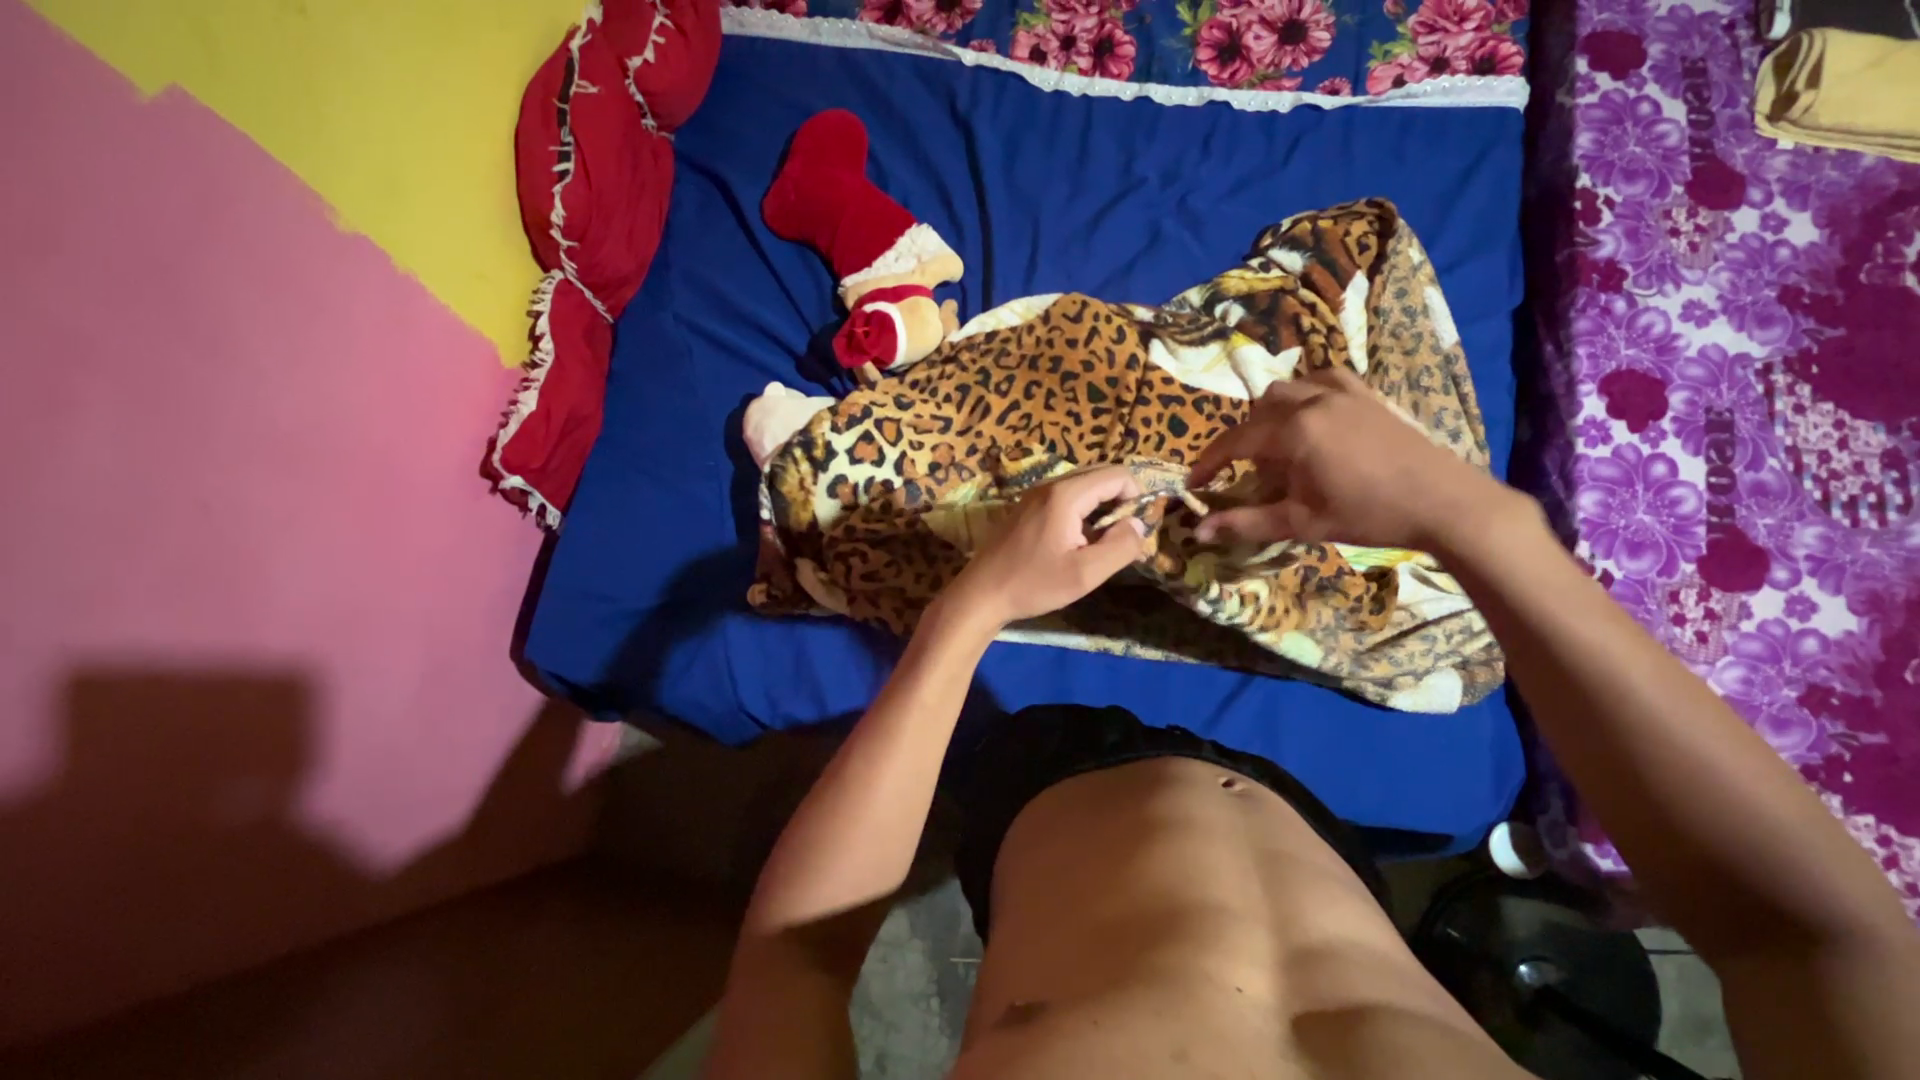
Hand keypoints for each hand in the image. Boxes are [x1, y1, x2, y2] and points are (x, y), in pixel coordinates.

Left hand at [945, 465, 1149, 626]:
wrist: (981, 594)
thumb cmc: (1033, 584)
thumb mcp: (1085, 573)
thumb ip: (1120, 547)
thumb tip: (1140, 525)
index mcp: (1066, 495)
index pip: (1118, 475)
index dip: (1137, 498)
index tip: (1135, 531)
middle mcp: (1050, 485)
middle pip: (1101, 476)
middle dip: (1121, 502)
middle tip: (1120, 539)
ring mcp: (1035, 495)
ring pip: (1084, 488)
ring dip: (1101, 510)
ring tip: (1100, 545)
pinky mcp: (1027, 508)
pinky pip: (1066, 499)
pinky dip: (1081, 514)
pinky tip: (1076, 544)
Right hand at [1189, 367, 1530, 554]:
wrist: (1443, 502)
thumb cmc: (1368, 514)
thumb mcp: (1301, 522)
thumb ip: (1246, 523)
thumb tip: (1198, 532)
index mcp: (1294, 431)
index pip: (1234, 442)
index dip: (1209, 463)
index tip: (1194, 484)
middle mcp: (1312, 401)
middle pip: (1259, 410)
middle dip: (1244, 439)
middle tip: (1249, 474)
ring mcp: (1342, 392)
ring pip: (1288, 389)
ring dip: (1272, 415)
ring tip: (1280, 448)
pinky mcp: (1367, 394)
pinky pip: (1323, 380)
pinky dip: (1306, 394)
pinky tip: (1313, 417)